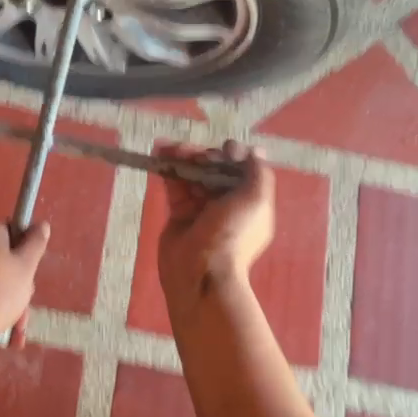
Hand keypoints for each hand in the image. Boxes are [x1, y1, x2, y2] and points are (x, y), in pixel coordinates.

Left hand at [0, 222, 51, 346]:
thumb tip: (41, 224)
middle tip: (24, 302)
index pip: (12, 230)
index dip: (25, 250)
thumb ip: (36, 243)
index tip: (30, 270)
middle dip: (19, 283)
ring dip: (10, 301)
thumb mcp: (26, 267)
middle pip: (4, 259)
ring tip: (17, 327)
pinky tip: (4, 331)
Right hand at [155, 141, 274, 315]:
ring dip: (181, 157)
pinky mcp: (179, 212)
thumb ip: (258, 172)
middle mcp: (227, 203)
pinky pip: (174, 185)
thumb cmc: (233, 234)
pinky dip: (167, 169)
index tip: (223, 150)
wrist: (201, 271)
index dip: (232, 154)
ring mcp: (202, 208)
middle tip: (188, 149)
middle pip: (215, 169)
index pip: (241, 168)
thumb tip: (255, 150)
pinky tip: (159, 153)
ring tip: (166, 145)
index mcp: (249, 201)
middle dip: (202, 154)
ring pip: (193, 174)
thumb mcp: (257, 200)